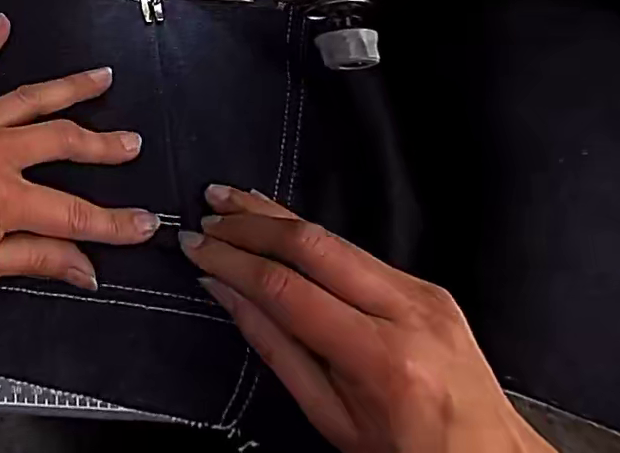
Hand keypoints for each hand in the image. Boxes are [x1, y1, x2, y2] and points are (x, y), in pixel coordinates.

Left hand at [0, 13, 159, 292]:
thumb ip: (37, 260)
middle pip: (65, 143)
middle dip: (105, 146)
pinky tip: (3, 22)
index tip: (144, 223)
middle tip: (132, 143)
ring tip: (102, 77)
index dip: (115, 224)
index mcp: (4, 199)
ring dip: (72, 87)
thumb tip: (85, 270)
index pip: (74, 214)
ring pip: (34, 99)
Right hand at [182, 187, 551, 452]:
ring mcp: (421, 289)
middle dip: (249, 224)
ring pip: (330, 234)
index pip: (288, 290)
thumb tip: (222, 289)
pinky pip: (351, 246)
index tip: (195, 245)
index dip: (233, 261)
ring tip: (228, 197)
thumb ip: (274, 348)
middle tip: (207, 212)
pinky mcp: (424, 281)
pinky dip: (304, 230)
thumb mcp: (332, 421)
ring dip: (272, 214)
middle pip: (310, 245)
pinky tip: (274, 215)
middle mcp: (406, 310)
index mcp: (383, 360)